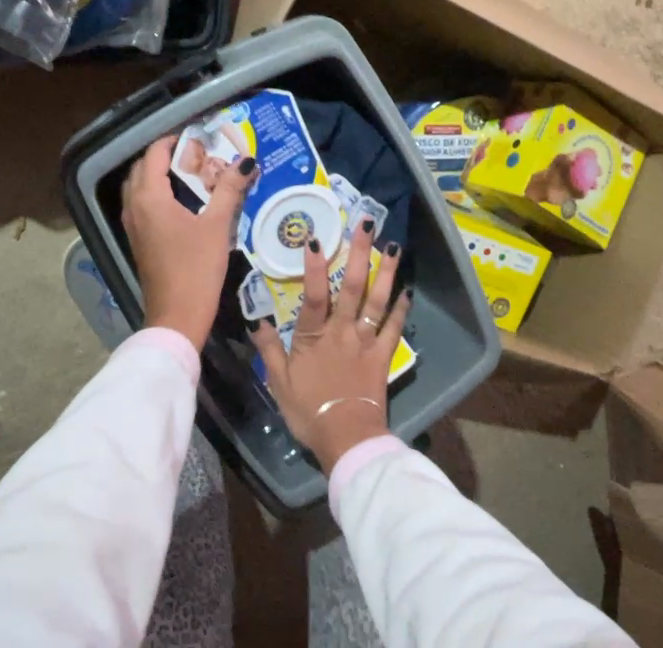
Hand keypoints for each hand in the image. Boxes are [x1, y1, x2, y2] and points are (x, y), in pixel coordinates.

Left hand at [121, 135, 254, 350]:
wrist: (177, 315)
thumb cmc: (197, 267)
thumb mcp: (218, 225)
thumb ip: (229, 189)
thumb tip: (246, 162)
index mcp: (150, 197)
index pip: (154, 154)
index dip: (174, 140)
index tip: (200, 136)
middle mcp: (134, 206)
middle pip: (143, 168)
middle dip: (167, 156)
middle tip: (198, 153)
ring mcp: (133, 225)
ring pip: (140, 187)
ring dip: (160, 175)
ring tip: (192, 174)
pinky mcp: (139, 240)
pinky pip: (143, 204)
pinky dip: (158, 194)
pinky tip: (185, 201)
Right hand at [251, 224, 411, 471]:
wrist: (346, 438)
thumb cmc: (308, 412)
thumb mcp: (278, 383)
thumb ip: (268, 349)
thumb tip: (255, 319)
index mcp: (313, 337)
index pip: (314, 294)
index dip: (315, 266)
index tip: (317, 237)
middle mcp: (341, 331)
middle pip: (351, 286)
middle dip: (359, 252)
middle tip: (366, 223)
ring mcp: (365, 341)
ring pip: (377, 300)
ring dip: (386, 272)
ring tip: (393, 245)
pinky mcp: (384, 355)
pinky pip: (394, 327)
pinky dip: (402, 308)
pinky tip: (408, 289)